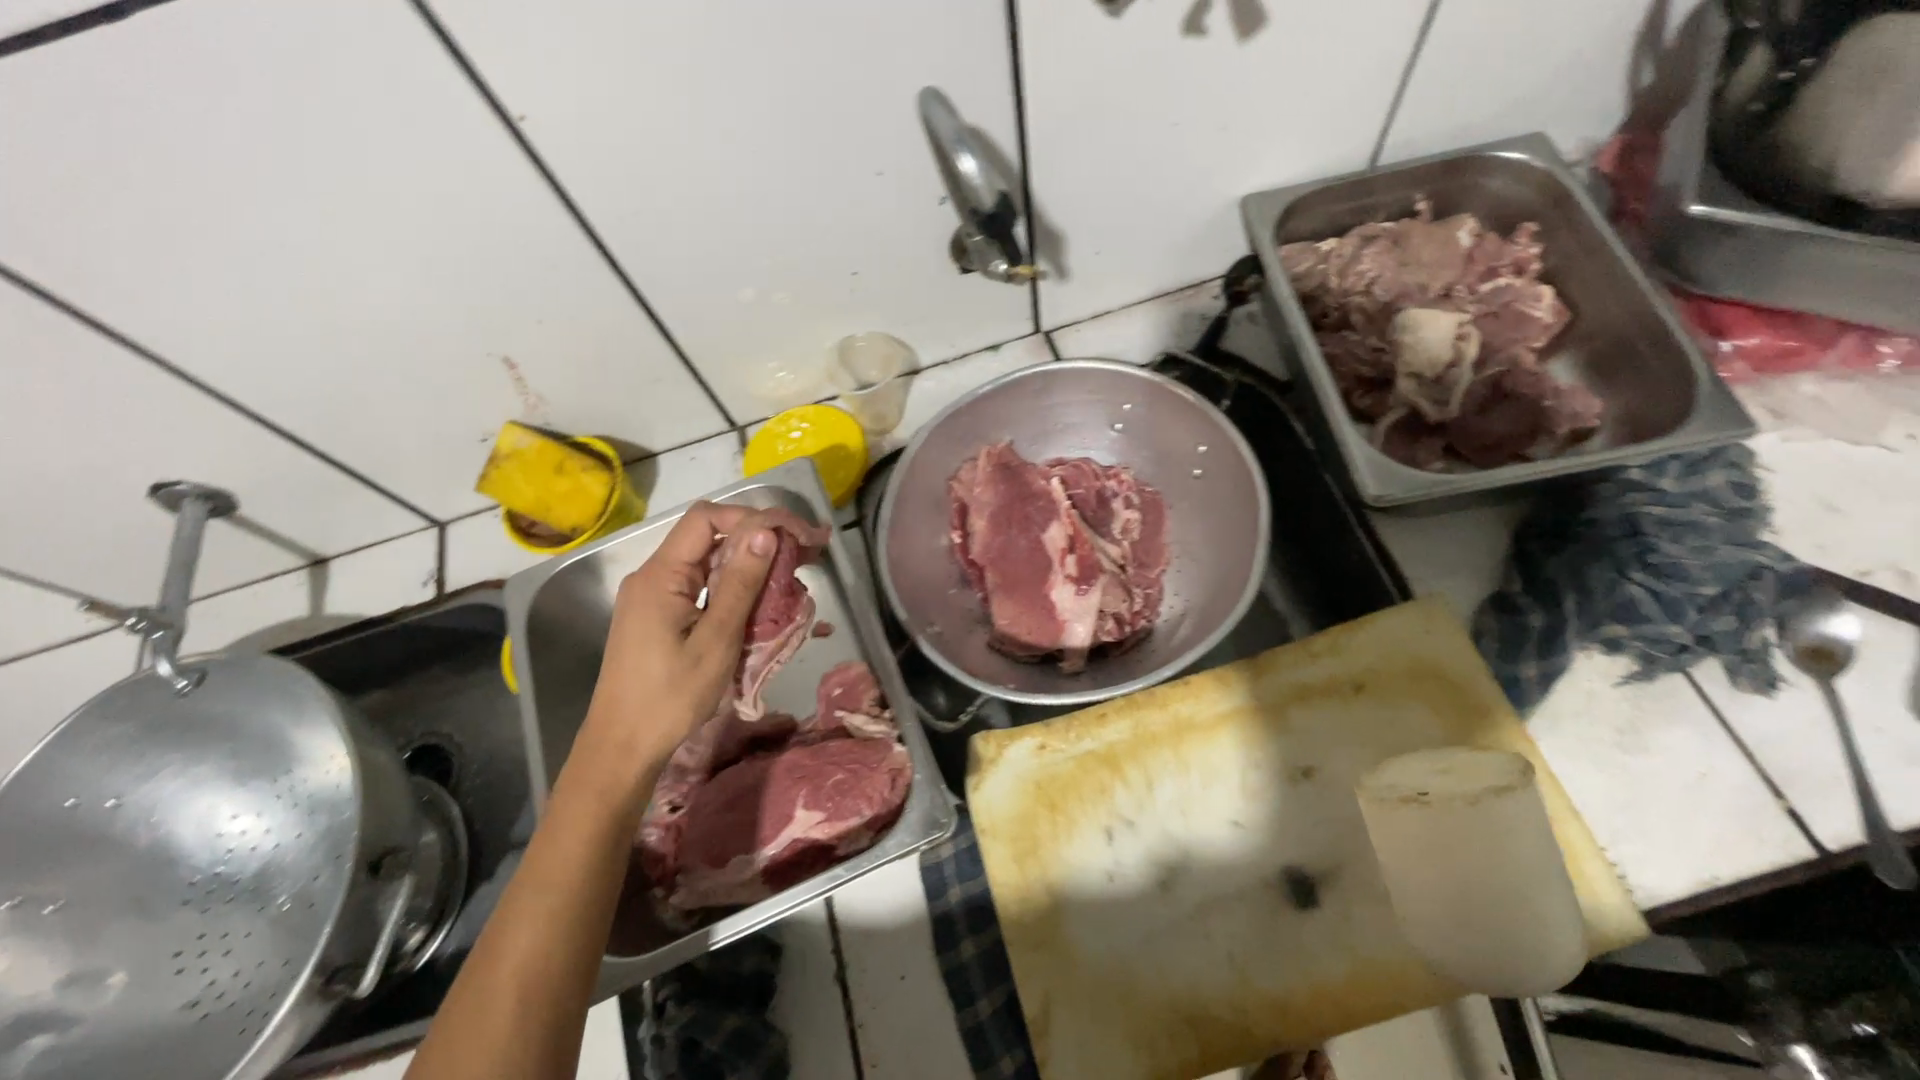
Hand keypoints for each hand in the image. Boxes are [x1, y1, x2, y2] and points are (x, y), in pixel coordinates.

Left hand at [565, 502, 785, 809]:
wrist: (623, 746)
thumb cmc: (671, 696)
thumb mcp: (716, 640)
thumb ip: (740, 584)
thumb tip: (765, 533)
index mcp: (660, 575)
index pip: (705, 519)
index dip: (749, 518)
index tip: (789, 535)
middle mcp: (652, 577)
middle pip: (705, 538)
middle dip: (753, 542)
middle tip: (799, 558)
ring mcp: (652, 598)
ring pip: (704, 565)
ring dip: (744, 568)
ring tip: (785, 582)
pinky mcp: (656, 618)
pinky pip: (697, 589)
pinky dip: (728, 590)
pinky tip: (755, 606)